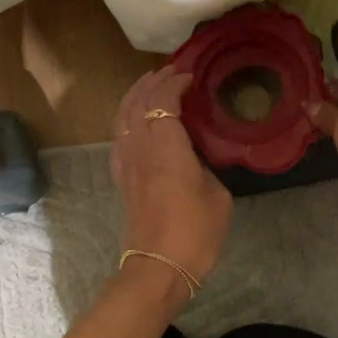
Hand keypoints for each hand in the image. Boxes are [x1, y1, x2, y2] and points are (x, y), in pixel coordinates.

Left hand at [110, 66, 232, 286]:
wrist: (158, 266)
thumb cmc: (195, 232)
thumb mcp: (218, 196)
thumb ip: (206, 168)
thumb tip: (195, 160)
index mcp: (166, 147)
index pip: (163, 100)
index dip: (174, 83)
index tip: (189, 75)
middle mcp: (140, 147)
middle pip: (138, 102)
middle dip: (152, 82)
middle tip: (169, 71)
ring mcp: (126, 162)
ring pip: (123, 116)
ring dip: (135, 96)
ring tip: (149, 85)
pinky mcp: (121, 178)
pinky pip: (120, 135)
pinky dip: (128, 117)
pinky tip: (137, 120)